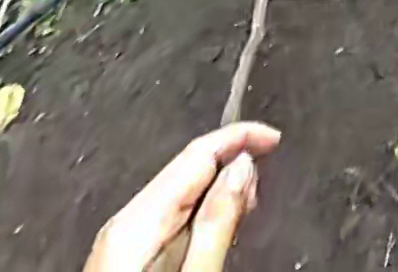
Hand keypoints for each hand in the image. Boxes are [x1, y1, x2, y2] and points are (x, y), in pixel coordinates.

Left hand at [83, 122, 281, 271]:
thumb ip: (217, 223)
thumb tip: (243, 165)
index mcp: (135, 224)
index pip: (195, 153)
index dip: (239, 137)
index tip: (275, 140)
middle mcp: (125, 224)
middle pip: (188, 168)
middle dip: (231, 165)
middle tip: (262, 193)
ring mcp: (122, 243)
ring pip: (181, 192)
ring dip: (219, 191)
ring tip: (246, 213)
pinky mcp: (127, 261)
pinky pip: (172, 219)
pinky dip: (202, 216)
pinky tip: (219, 233)